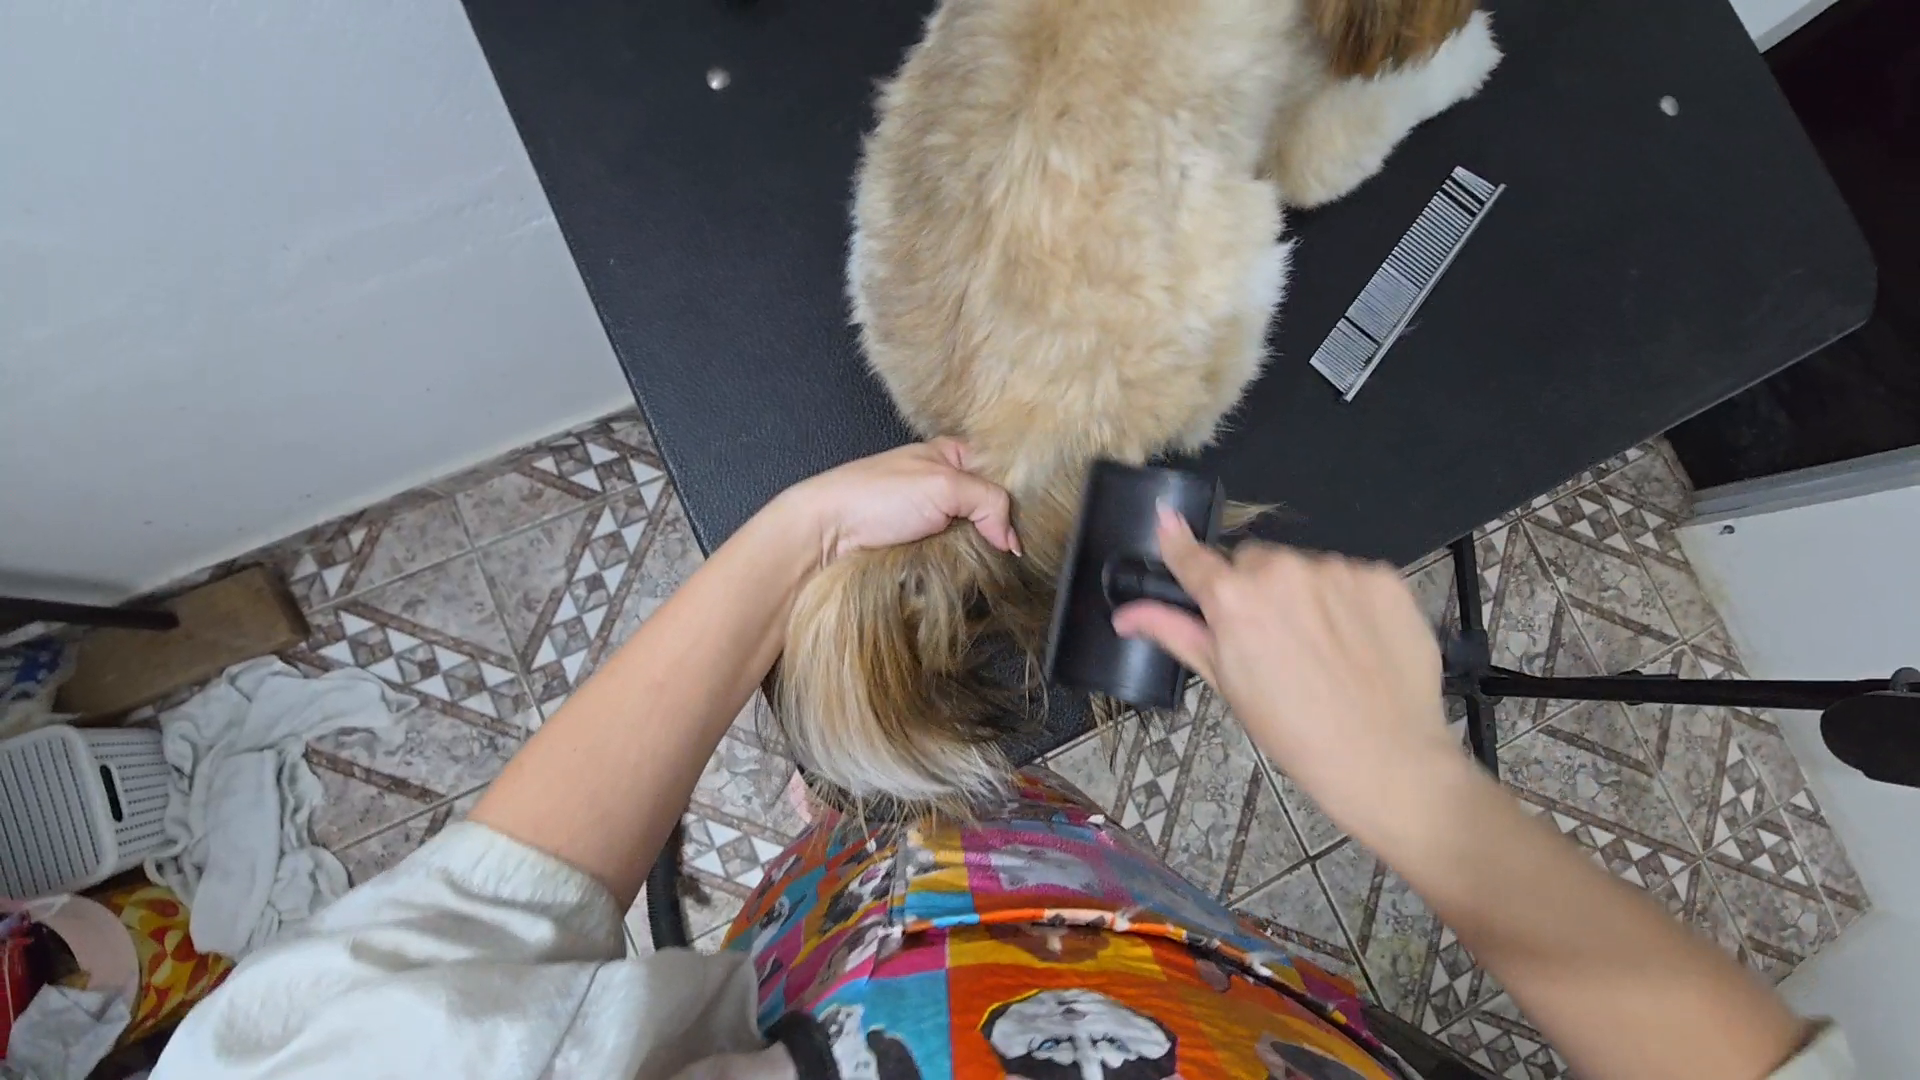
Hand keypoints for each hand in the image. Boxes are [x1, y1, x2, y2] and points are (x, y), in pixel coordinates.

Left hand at [775, 438, 1021, 567]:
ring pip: (974, 537)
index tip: (1035, 522)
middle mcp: (945, 484)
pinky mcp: (921, 548)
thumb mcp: (944, 484)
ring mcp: (933, 519)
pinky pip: (954, 558)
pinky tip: (973, 574)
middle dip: (1001, 528)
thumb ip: (990, 502)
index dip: (1019, 495)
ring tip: (996, 565)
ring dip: (982, 552)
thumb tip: (1013, 541)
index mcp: (952, 455)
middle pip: (990, 508)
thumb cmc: (878, 495)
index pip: (1001, 472)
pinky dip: (962, 567)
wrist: (826, 533)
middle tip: (1013, 549)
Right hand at [1112, 507, 1459, 834]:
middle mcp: (1282, 570)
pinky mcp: (1382, 576)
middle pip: (1252, 560)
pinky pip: (1348, 575)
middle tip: (1267, 636)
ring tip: (1318, 645)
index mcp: (1233, 598)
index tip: (1165, 521)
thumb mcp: (1223, 681)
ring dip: (1301, 592)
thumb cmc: (1291, 729)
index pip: (1192, 556)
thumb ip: (1174, 632)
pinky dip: (1345, 599)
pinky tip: (1353, 639)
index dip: (1176, 542)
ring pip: (1302, 567)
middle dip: (1252, 587)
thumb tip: (1124, 615)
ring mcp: (1337, 570)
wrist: (1385, 757)